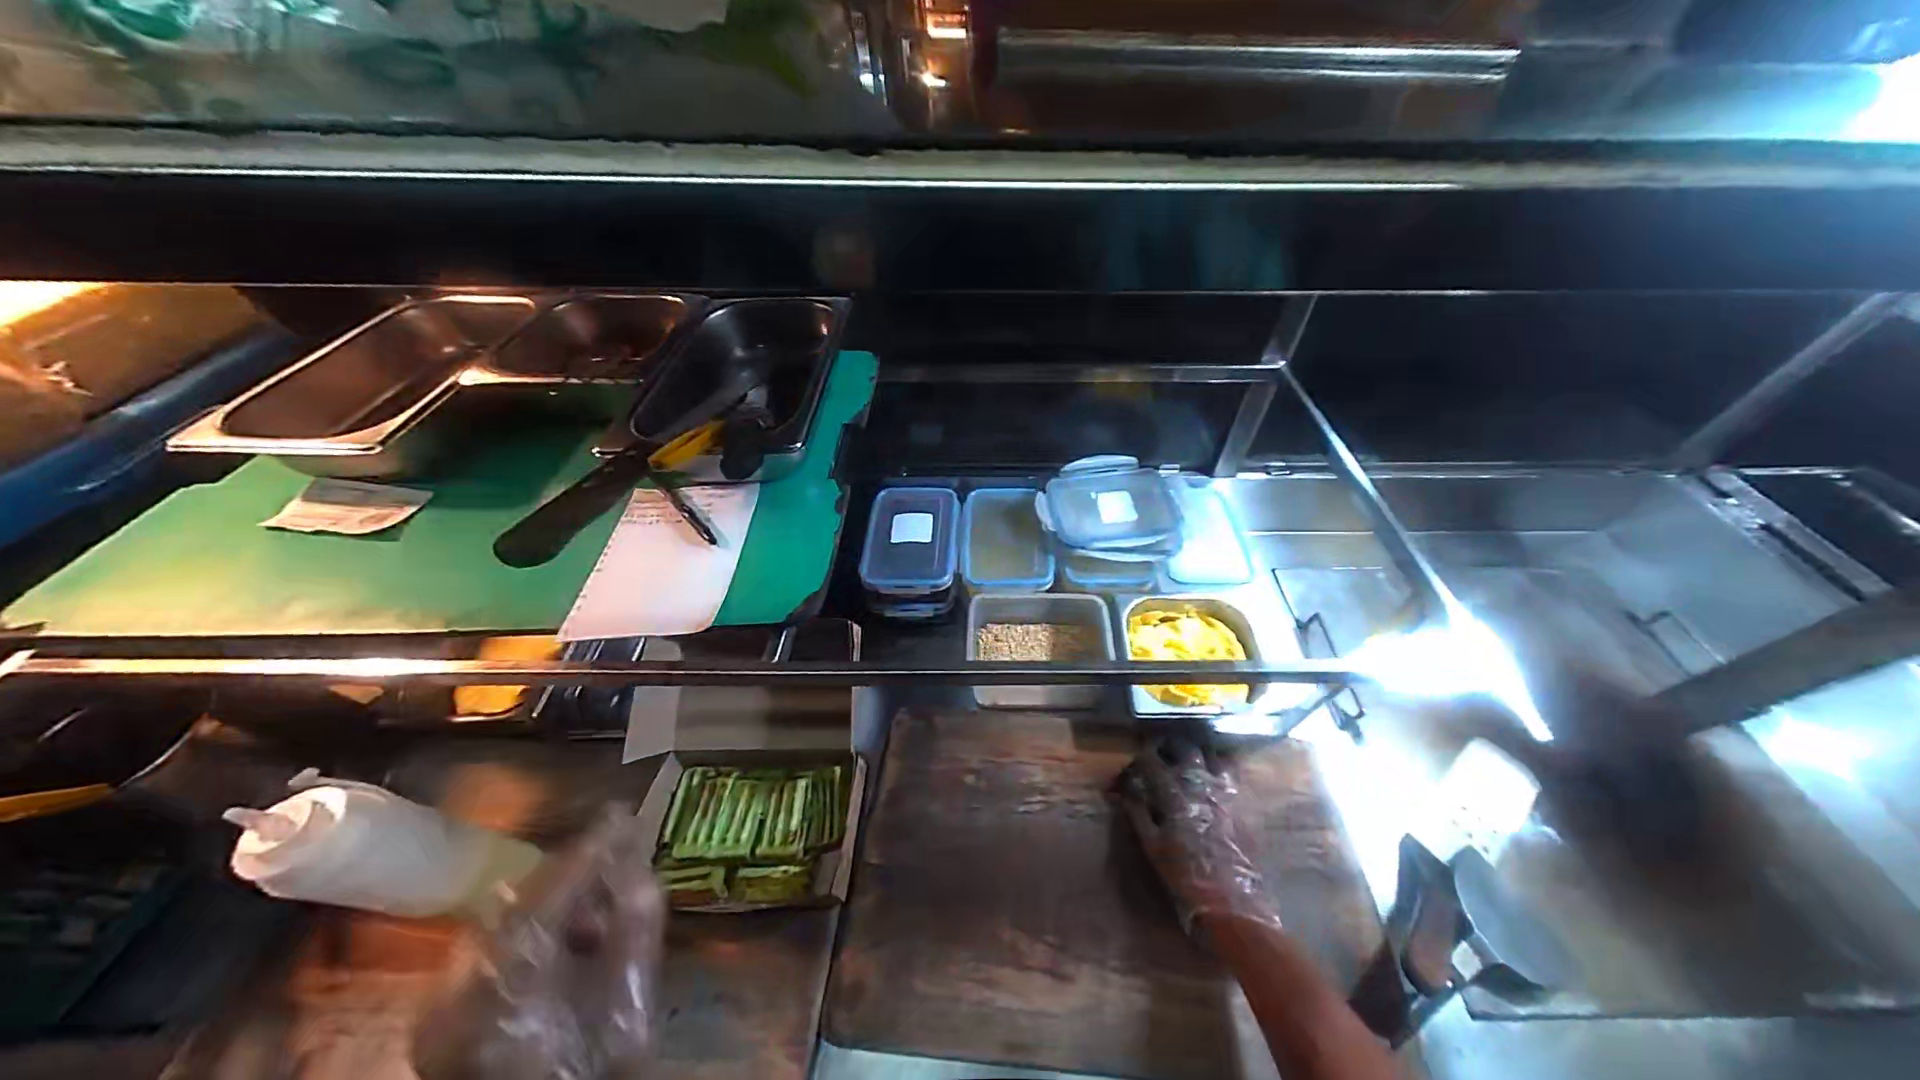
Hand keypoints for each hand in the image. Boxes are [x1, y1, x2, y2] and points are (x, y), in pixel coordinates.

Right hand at [1116, 737, 1280, 934]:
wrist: (1235, 909)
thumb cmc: (1187, 881)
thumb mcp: (1153, 849)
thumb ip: (1139, 814)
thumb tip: (1127, 790)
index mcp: (1175, 797)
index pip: (1153, 762)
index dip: (1142, 755)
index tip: (1136, 757)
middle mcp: (1202, 788)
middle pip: (1186, 750)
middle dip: (1171, 745)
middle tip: (1162, 751)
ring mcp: (1227, 796)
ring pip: (1214, 758)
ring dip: (1199, 755)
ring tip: (1190, 762)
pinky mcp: (1245, 808)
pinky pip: (1233, 778)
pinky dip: (1221, 772)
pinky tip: (1214, 781)